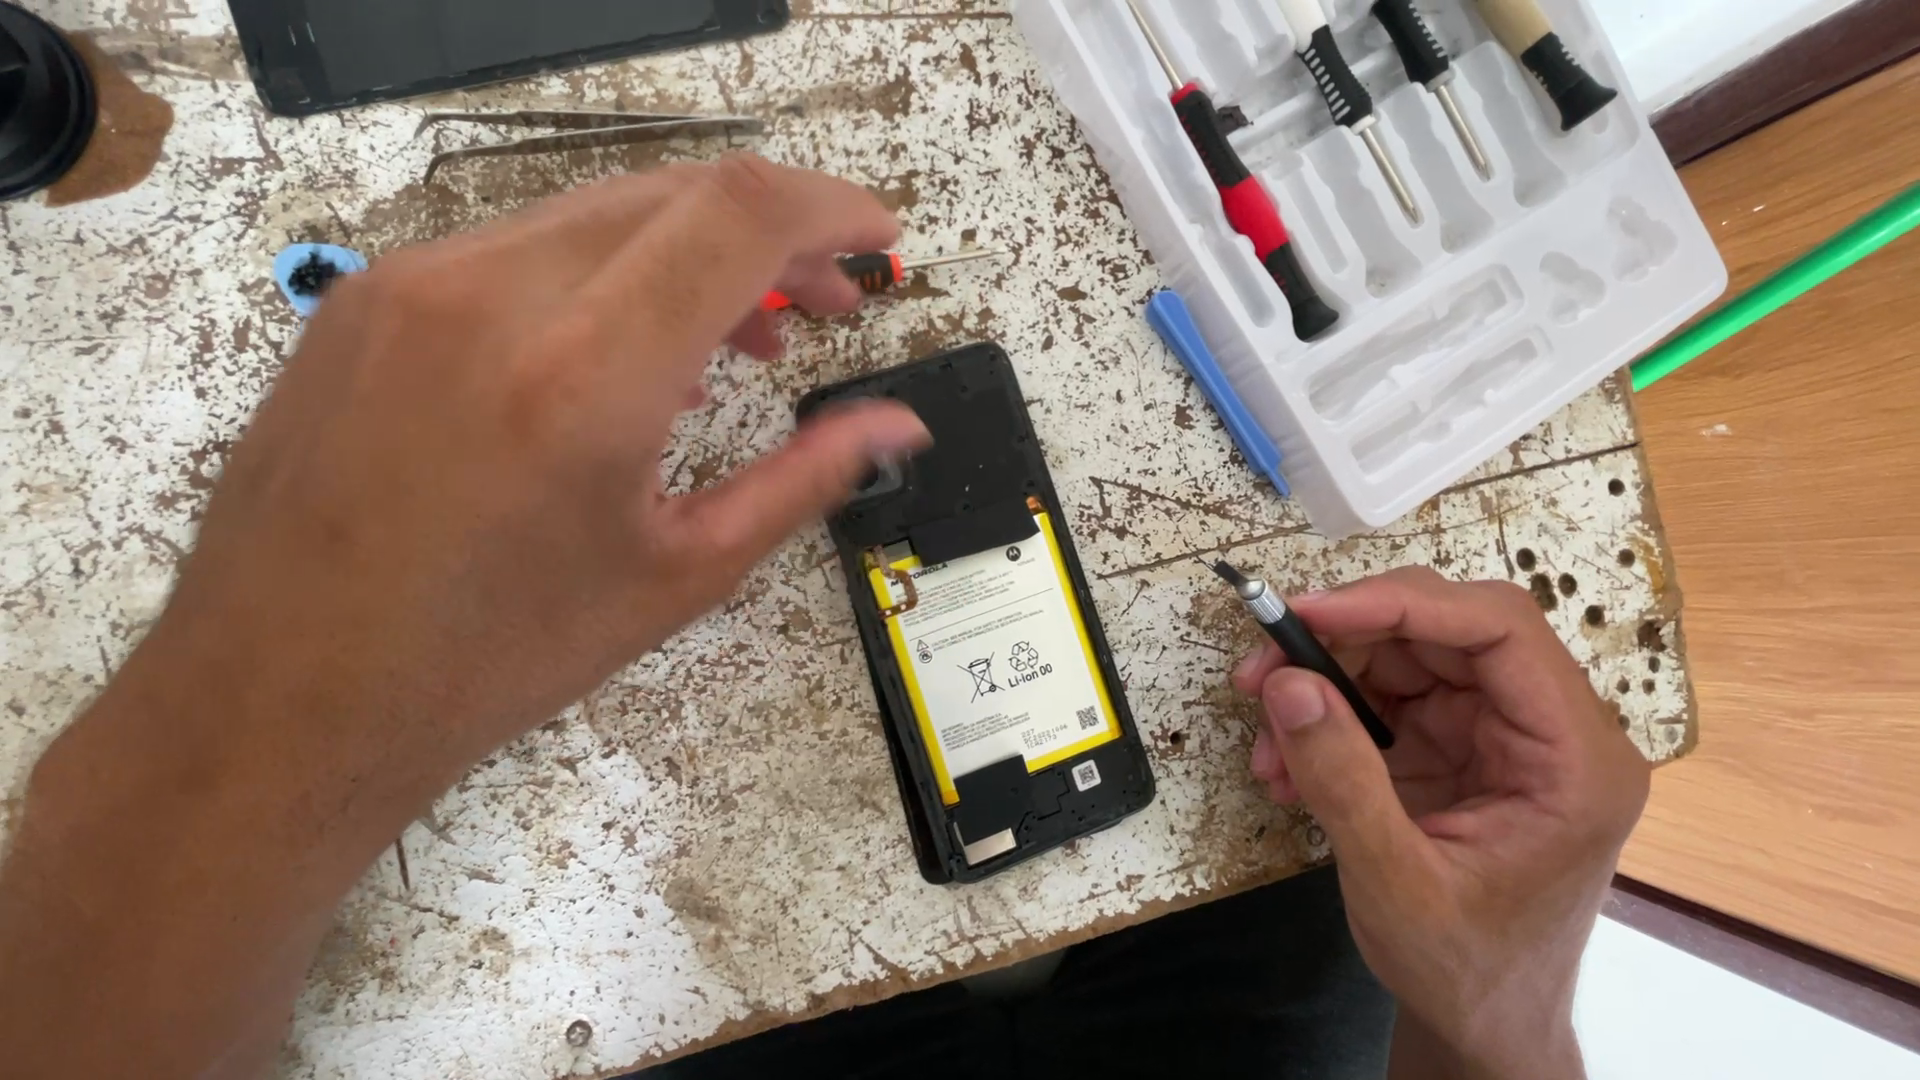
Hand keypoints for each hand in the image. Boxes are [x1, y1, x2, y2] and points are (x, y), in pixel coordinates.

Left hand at [2, 157, 929, 1078]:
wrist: (287, 696)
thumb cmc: (508, 651)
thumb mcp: (688, 570)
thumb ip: (809, 476)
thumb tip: (903, 424)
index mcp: (587, 378)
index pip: (738, 218)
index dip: (831, 209)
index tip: (879, 241)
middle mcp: (493, 295)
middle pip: (681, 195)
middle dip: (781, 237)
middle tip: (832, 306)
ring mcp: (416, 281)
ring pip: (606, 213)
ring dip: (702, 255)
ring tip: (752, 339)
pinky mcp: (373, 296)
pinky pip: (531, 248)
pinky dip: (619, 276)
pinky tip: (641, 353)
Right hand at [1233, 567, 1648, 1078]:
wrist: (1479, 1022)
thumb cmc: (1464, 969)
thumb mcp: (1395, 883)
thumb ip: (1342, 781)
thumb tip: (1287, 683)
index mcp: (1572, 757)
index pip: (1497, 630)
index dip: (1397, 603)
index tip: (1303, 614)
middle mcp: (1539, 727)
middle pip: (1436, 631)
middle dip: (1337, 642)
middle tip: (1258, 671)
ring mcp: (1490, 732)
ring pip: (1394, 658)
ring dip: (1316, 685)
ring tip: (1265, 745)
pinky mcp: (1448, 744)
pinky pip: (1375, 699)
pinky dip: (1319, 719)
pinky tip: (1283, 764)